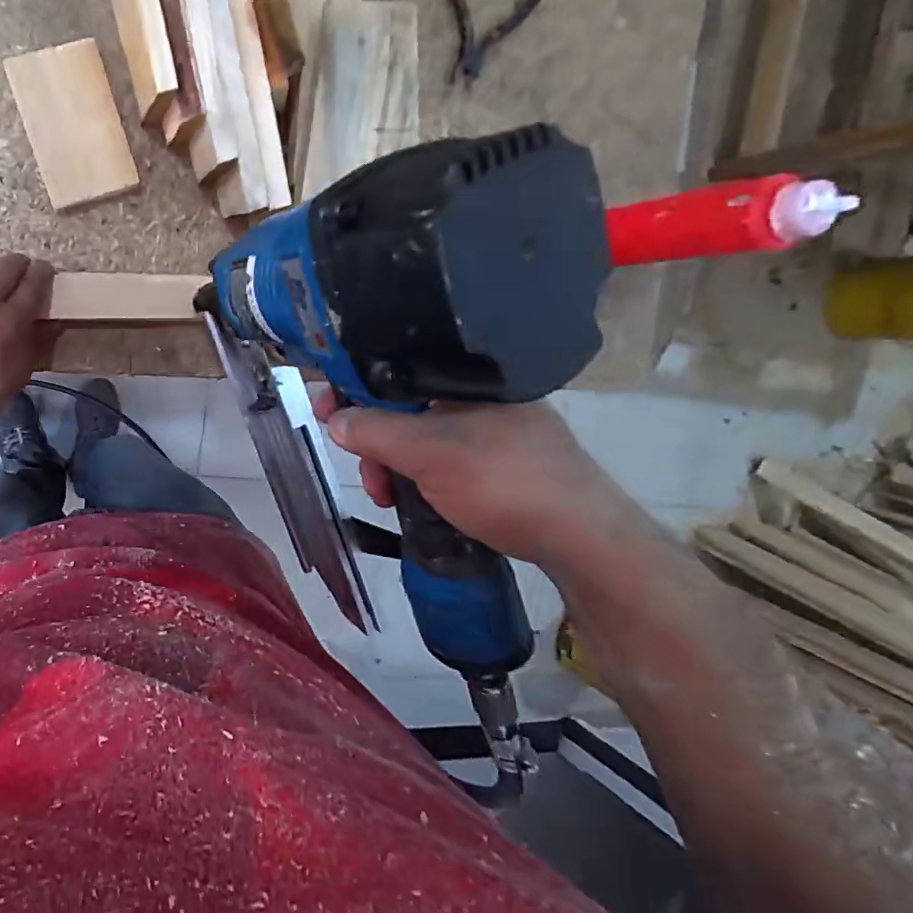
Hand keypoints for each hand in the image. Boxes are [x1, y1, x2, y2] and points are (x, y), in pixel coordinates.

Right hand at [314, 389, 642, 559]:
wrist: (585, 541)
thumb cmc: (504, 482)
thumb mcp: (428, 454)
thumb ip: (375, 431)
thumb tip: (334, 419)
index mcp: (468, 380)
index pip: (396, 371)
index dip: (355, 388)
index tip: (327, 412)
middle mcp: (484, 398)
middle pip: (405, 409)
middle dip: (375, 444)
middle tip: (371, 480)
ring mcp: (499, 432)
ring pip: (424, 439)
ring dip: (396, 467)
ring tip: (391, 500)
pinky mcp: (507, 464)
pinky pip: (447, 459)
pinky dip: (424, 479)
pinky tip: (421, 503)